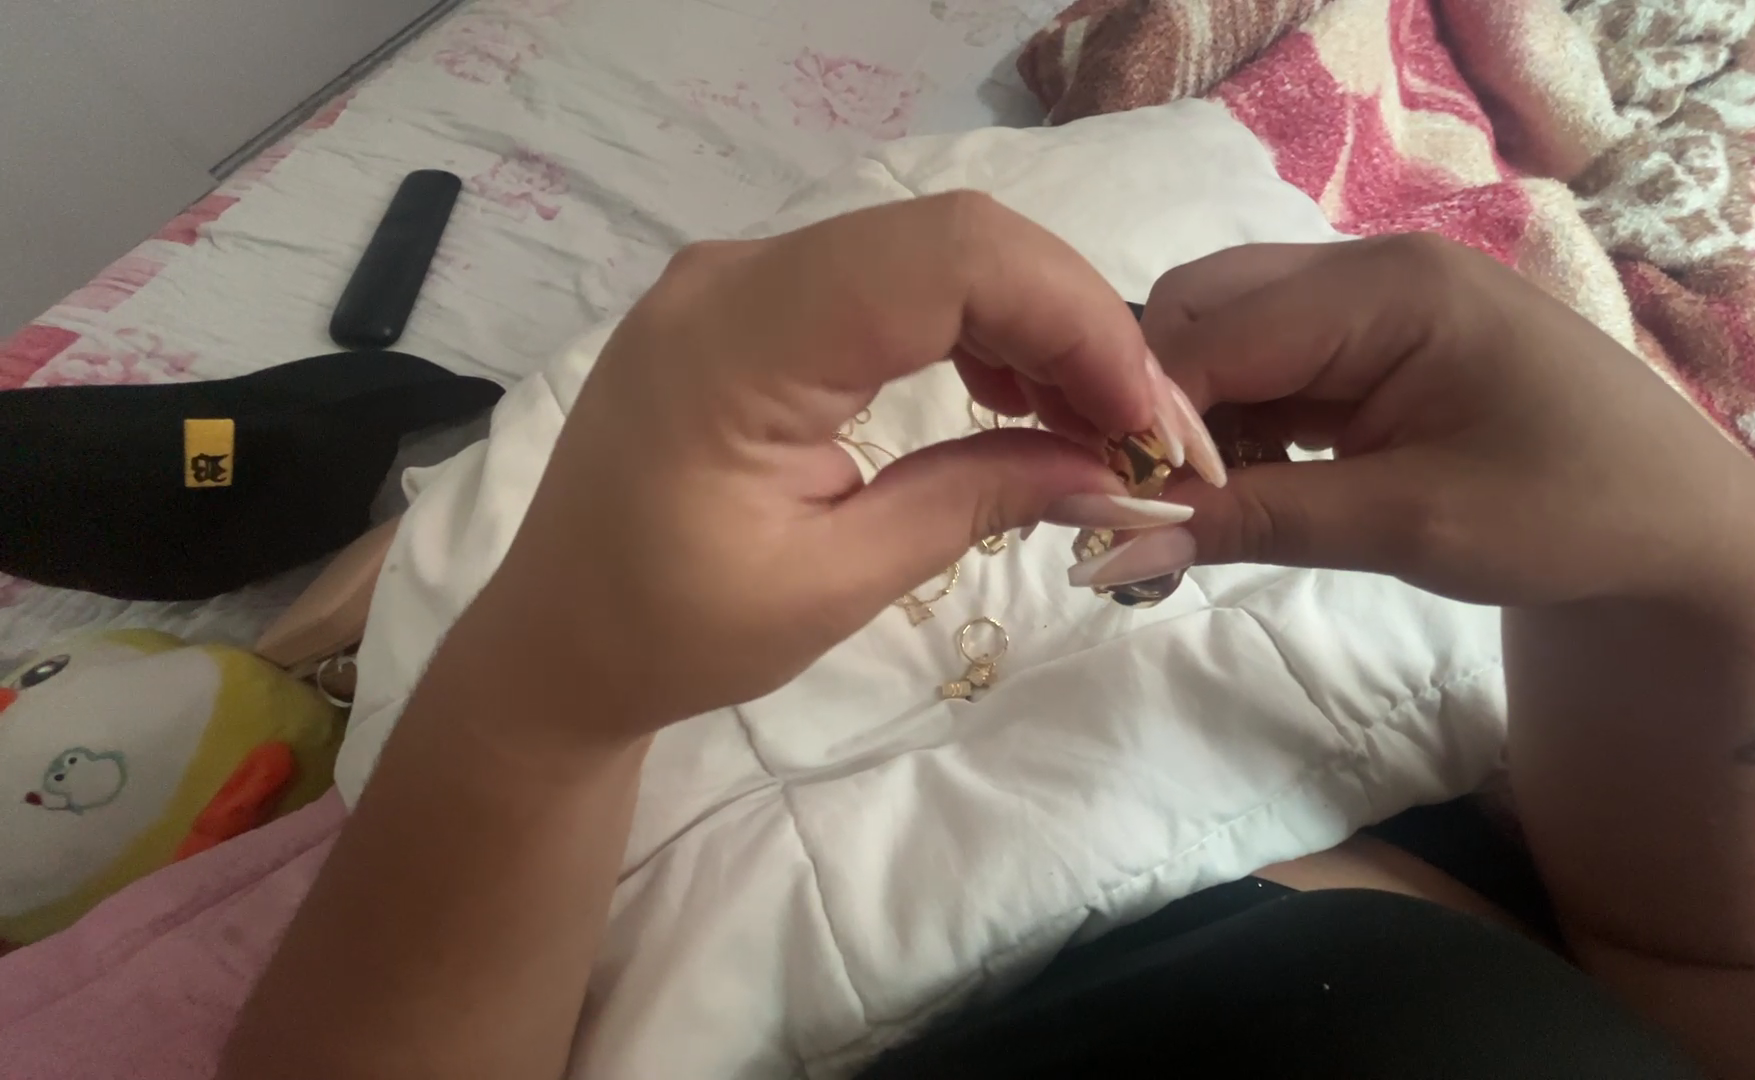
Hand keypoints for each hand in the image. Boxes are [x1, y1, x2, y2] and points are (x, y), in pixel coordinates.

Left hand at [470, 194, 1212, 738]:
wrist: (562, 638)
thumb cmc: (676, 634)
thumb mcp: (838, 582)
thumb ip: (976, 502)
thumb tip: (1109, 469)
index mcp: (737, 343)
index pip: (947, 261)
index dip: (1074, 321)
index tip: (1142, 418)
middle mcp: (738, 276)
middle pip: (955, 241)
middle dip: (1073, 325)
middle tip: (1136, 426)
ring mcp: (745, 283)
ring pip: (935, 255)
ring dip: (1034, 325)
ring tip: (1084, 419)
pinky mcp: (760, 310)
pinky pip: (895, 287)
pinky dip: (976, 331)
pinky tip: (1010, 393)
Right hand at [1142, 234, 1754, 610]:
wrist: (1674, 529)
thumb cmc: (1568, 518)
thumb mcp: (1403, 525)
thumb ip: (1251, 523)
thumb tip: (1114, 549)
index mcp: (1386, 290)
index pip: (1213, 333)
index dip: (1149, 416)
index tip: (1117, 500)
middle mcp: (1363, 271)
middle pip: (1201, 308)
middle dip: (1159, 403)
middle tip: (1160, 494)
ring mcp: (1362, 303)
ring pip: (1219, 335)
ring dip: (1189, 414)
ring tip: (1204, 491)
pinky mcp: (1361, 344)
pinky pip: (1257, 365)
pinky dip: (1226, 422)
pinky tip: (1242, 474)